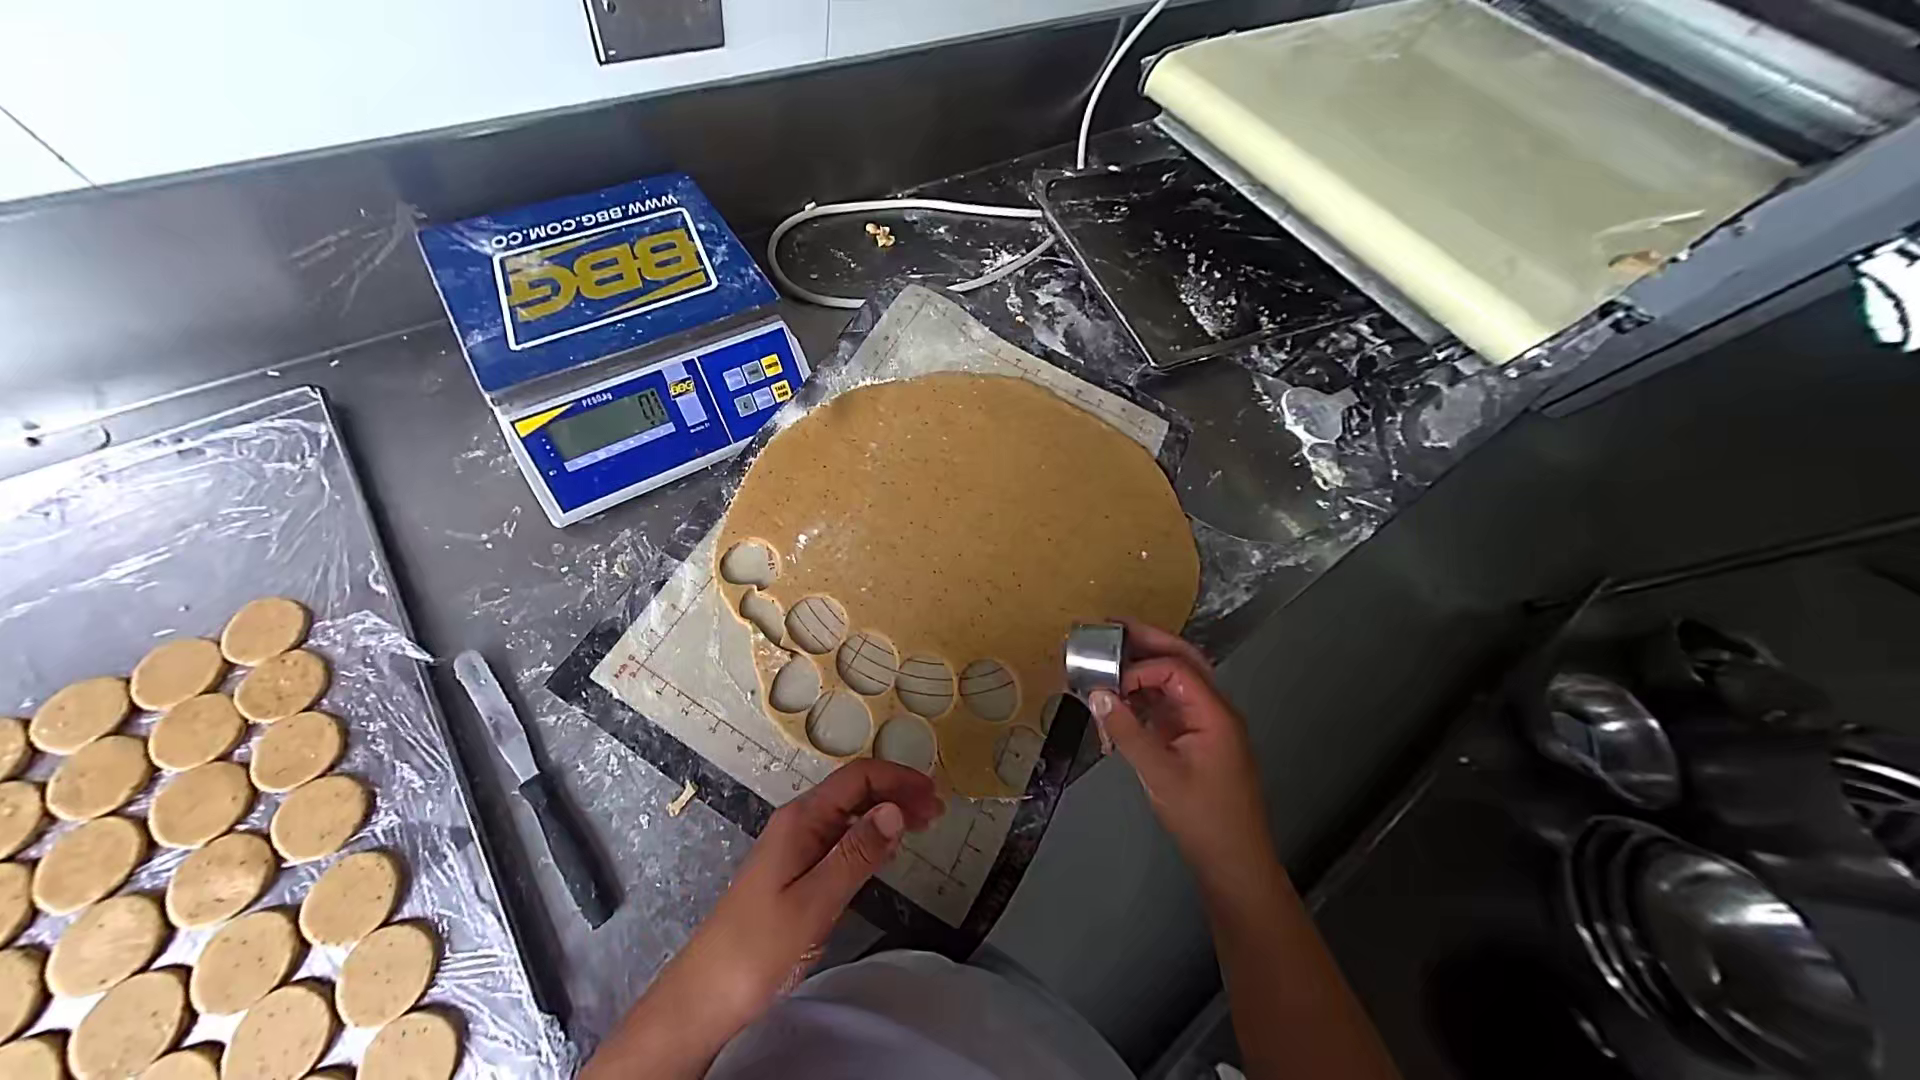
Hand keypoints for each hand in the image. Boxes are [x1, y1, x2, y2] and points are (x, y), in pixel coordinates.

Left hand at [666, 760, 943, 1023]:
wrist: (705, 995)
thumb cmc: (758, 948)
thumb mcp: (814, 901)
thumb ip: (857, 854)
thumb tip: (895, 809)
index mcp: (802, 819)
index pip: (857, 778)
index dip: (898, 778)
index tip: (933, 795)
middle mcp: (799, 822)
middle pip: (855, 790)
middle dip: (897, 792)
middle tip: (935, 811)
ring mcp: (796, 845)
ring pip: (850, 813)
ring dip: (887, 812)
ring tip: (921, 824)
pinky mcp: (796, 869)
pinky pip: (841, 837)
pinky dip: (871, 834)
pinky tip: (887, 848)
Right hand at [1091, 620, 1273, 888]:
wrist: (1233, 862)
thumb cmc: (1204, 819)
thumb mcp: (1160, 774)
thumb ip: (1127, 731)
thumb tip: (1097, 694)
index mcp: (1214, 713)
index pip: (1175, 669)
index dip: (1138, 669)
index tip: (1107, 684)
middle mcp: (1213, 710)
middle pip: (1181, 661)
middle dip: (1147, 642)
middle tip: (1111, 627)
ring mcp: (1204, 725)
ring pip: (1174, 682)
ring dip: (1142, 670)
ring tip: (1108, 659)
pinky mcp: (1194, 740)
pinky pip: (1167, 707)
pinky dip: (1143, 700)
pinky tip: (1119, 702)